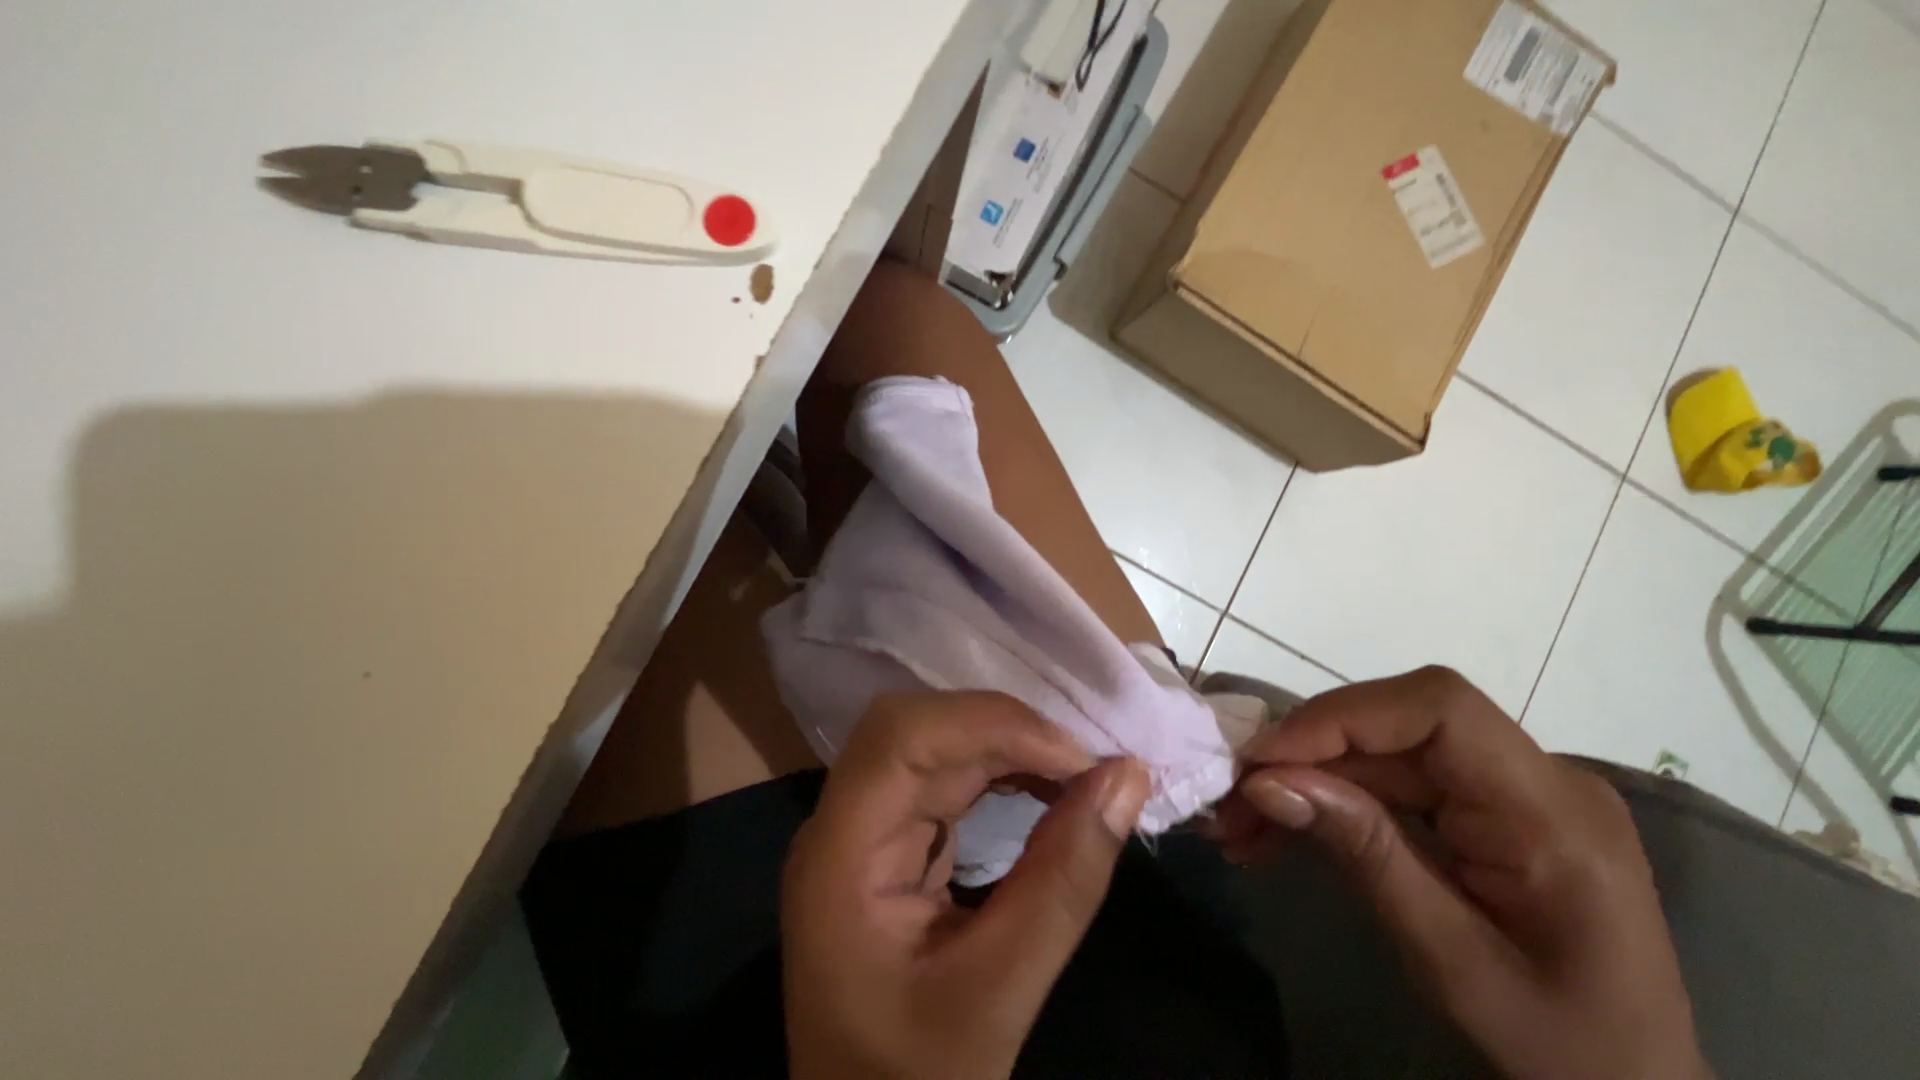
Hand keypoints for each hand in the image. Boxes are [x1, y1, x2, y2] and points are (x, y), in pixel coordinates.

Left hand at [781, 691, 1149, 1079]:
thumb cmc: (919, 1077)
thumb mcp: (1000, 992)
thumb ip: (1062, 883)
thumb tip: (1125, 777)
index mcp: (839, 856)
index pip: (900, 737)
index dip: (992, 725)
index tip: (1079, 759)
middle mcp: (839, 826)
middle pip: (913, 730)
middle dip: (1005, 729)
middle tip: (1089, 762)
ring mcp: (858, 834)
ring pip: (930, 746)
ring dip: (1007, 746)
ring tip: (1080, 773)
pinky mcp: (885, 847)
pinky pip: (941, 782)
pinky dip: (998, 773)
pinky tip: (1045, 789)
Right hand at [1216, 667, 1711, 1079]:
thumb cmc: (1557, 1046)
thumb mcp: (1452, 963)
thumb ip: (1367, 857)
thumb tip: (1269, 782)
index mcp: (1553, 813)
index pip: (1441, 710)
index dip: (1343, 715)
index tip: (1263, 760)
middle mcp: (1540, 779)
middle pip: (1403, 726)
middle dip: (1307, 754)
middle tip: (1229, 802)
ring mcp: (1516, 792)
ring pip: (1389, 752)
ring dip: (1310, 780)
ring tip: (1241, 827)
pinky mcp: (1492, 812)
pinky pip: (1402, 784)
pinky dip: (1337, 802)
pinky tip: (1286, 832)